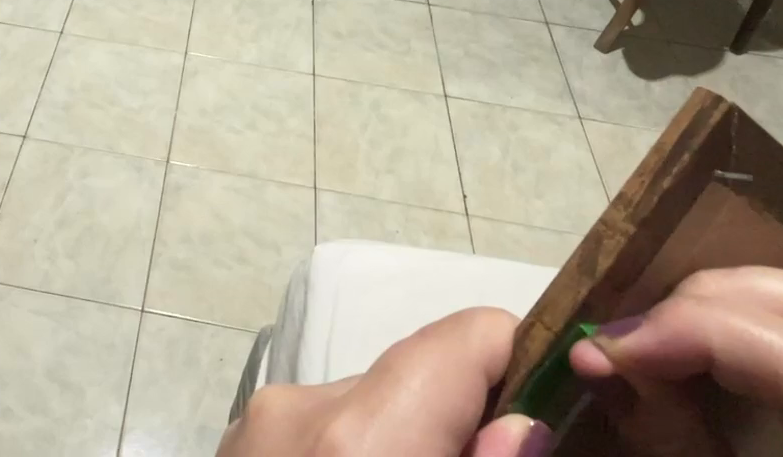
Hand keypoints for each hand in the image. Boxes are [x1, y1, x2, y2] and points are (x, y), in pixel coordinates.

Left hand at [218, 307, 547, 456]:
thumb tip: (522, 424)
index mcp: (359, 440)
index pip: (464, 337)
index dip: (520, 361)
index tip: (551, 407)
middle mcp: (296, 408)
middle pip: (414, 376)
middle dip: (458, 418)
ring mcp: (253, 422)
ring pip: (365, 406)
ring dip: (402, 440)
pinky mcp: (231, 440)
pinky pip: (318, 430)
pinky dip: (353, 453)